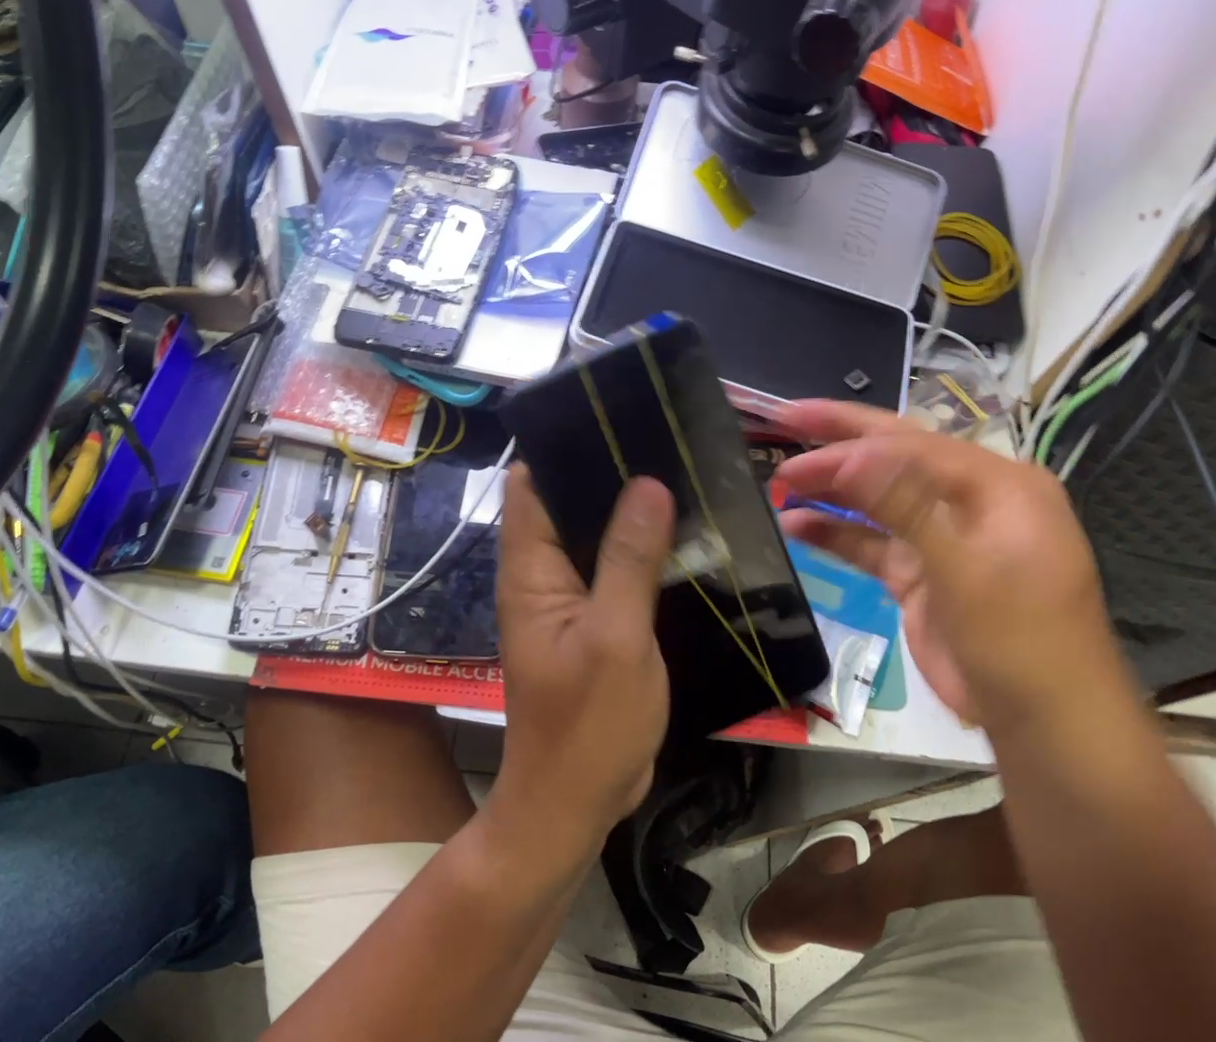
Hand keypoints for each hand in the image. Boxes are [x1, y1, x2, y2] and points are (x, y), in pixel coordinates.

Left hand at [493, 465, 675, 843]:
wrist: (577, 803)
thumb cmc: (589, 724)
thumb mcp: (615, 637)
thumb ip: (628, 560)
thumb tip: (645, 483)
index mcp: (530, 574)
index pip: (532, 488)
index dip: (564, 447)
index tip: (614, 412)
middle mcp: (542, 580)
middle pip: (567, 508)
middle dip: (608, 476)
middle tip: (667, 440)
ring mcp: (569, 606)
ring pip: (596, 542)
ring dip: (631, 516)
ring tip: (684, 476)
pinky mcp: (595, 628)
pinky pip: (614, 576)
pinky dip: (642, 556)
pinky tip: (686, 541)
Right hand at [770, 401, 1131, 736]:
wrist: (1044, 720)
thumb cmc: (1020, 639)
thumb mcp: (964, 567)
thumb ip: (906, 505)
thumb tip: (852, 454)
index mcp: (998, 486)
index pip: (912, 445)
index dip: (849, 435)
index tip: (791, 424)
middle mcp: (971, 504)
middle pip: (895, 462)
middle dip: (837, 447)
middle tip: (779, 424)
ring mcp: (945, 542)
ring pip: (878, 504)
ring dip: (831, 494)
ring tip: (777, 484)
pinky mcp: (922, 578)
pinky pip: (873, 546)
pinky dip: (836, 536)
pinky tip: (797, 526)